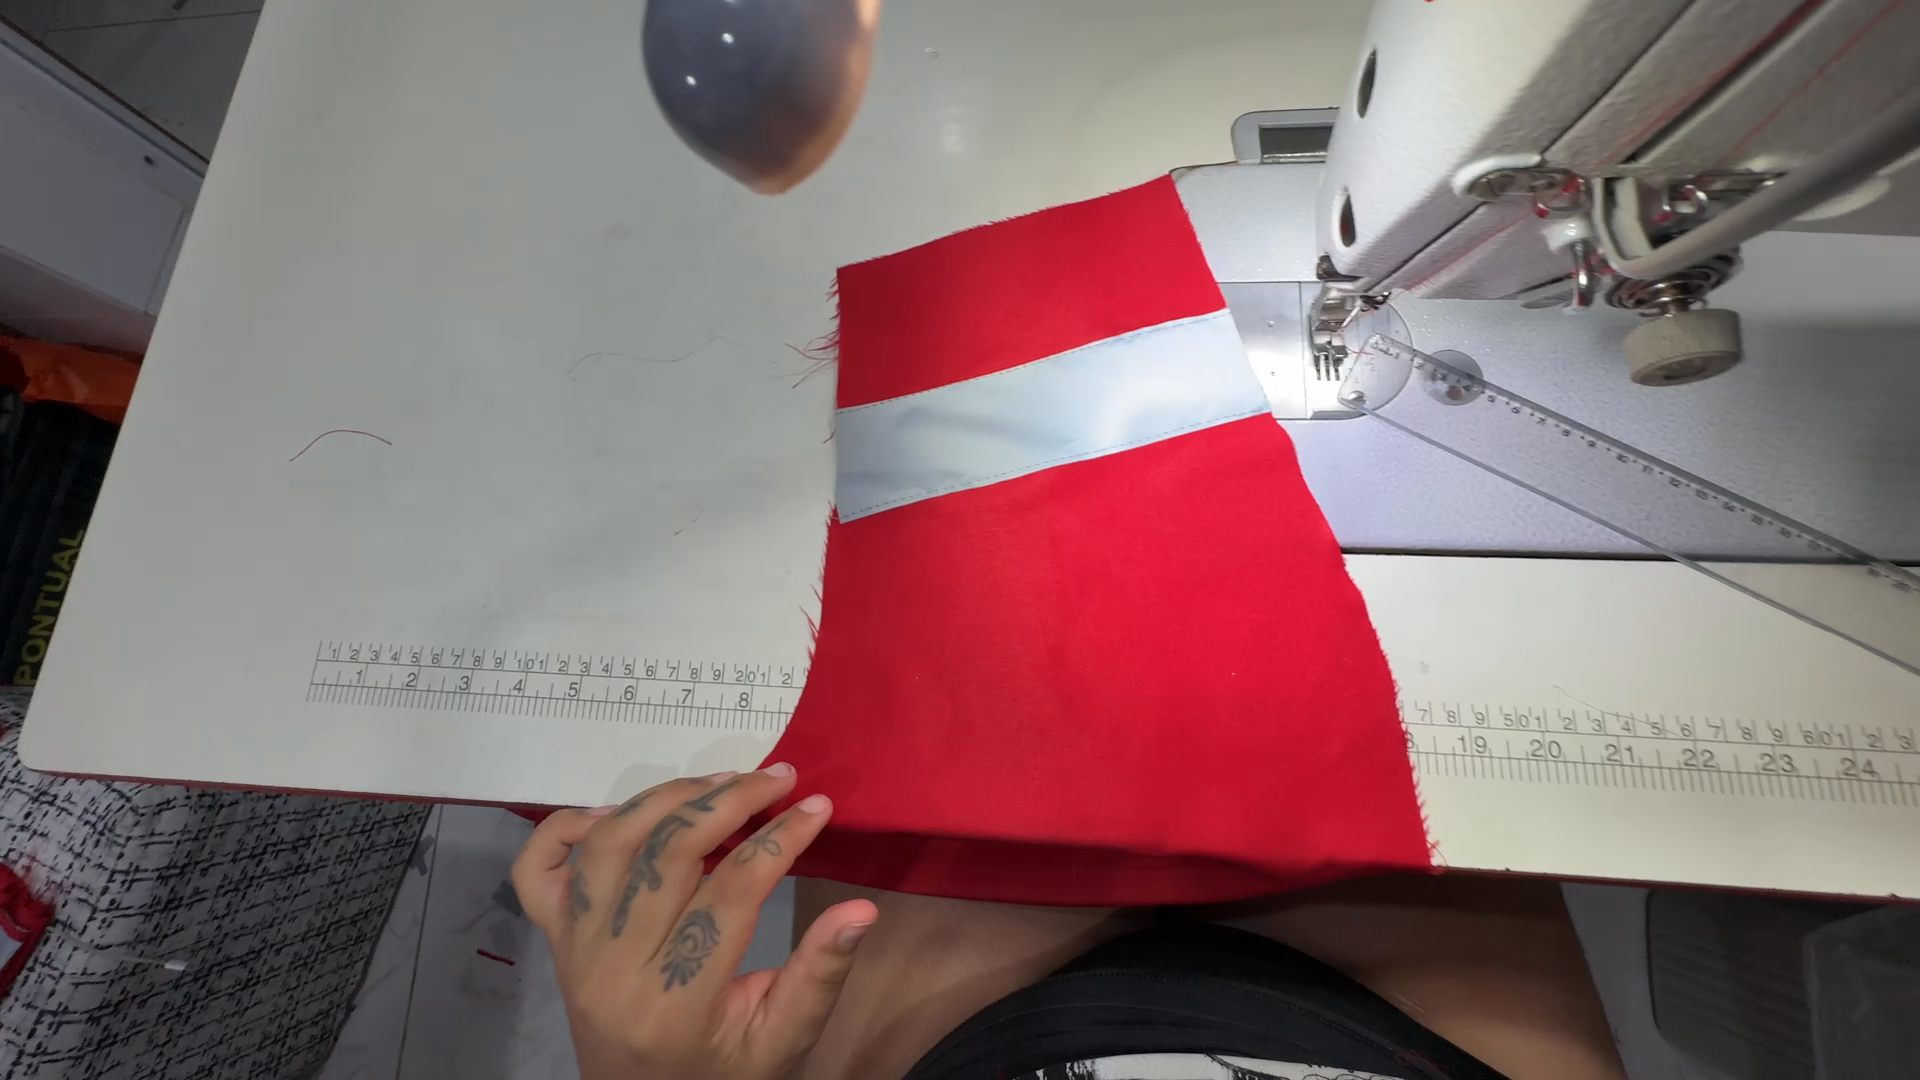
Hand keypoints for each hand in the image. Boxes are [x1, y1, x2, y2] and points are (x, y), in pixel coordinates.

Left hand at [513, 764, 877, 1079]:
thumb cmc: (722, 1075)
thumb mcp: (783, 1041)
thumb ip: (820, 974)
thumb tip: (862, 910)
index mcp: (675, 1004)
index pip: (732, 893)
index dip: (781, 839)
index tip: (819, 807)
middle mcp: (612, 971)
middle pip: (668, 854)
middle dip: (732, 800)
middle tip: (780, 777)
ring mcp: (574, 951)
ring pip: (610, 843)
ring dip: (670, 797)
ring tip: (723, 782)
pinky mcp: (555, 939)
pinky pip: (537, 868)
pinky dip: (567, 825)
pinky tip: (621, 813)